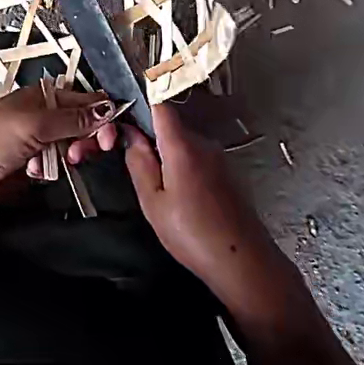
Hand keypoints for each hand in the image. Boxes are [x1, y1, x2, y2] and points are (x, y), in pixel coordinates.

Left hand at [0, 85, 117, 208]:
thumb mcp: (36, 123)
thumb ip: (75, 119)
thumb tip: (108, 109)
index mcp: (45, 96)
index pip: (87, 101)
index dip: (103, 116)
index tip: (110, 135)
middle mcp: (46, 115)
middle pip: (85, 125)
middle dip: (88, 139)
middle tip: (81, 153)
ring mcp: (41, 140)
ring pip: (75, 147)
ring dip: (71, 156)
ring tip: (58, 162)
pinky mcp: (36, 164)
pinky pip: (60, 165)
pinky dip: (54, 170)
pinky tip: (39, 172)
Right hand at [124, 104, 302, 314]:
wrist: (242, 262)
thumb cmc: (196, 236)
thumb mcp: (152, 200)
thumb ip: (138, 162)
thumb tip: (129, 135)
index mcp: (182, 146)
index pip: (160, 103)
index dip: (138, 102)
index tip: (121, 113)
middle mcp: (203, 145)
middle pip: (168, 125)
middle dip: (146, 136)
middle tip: (127, 159)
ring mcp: (216, 158)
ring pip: (180, 143)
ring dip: (162, 155)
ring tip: (153, 188)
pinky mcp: (223, 173)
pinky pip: (194, 158)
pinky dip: (178, 168)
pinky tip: (175, 197)